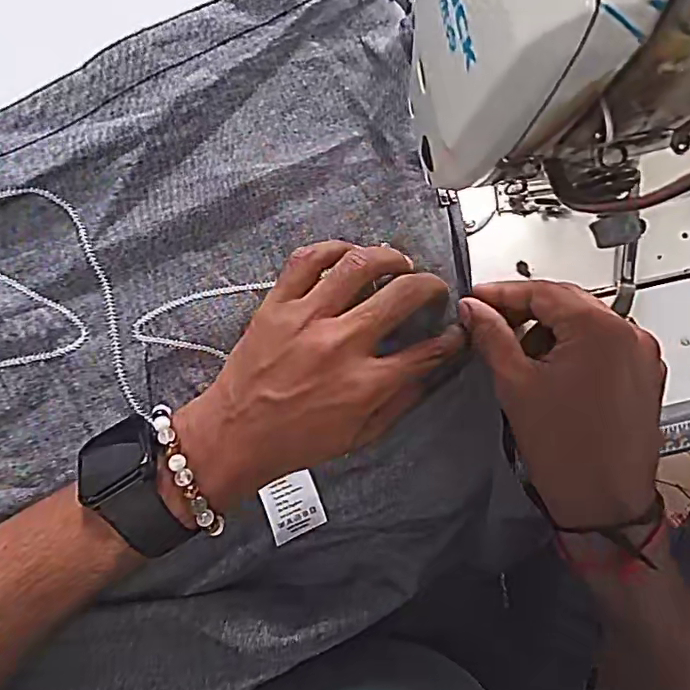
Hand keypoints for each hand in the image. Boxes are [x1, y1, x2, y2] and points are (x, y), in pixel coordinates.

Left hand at [173, 241, 465, 507]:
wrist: (235, 436)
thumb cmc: (293, 440)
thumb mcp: (360, 435)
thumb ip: (400, 402)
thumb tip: (430, 373)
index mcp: (364, 383)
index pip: (427, 351)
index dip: (450, 339)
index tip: (454, 332)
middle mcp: (340, 344)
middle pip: (403, 295)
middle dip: (431, 286)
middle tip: (432, 288)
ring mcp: (307, 319)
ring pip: (360, 265)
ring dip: (390, 257)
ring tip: (399, 262)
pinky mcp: (277, 306)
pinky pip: (308, 260)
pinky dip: (334, 248)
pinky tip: (349, 253)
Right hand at [458, 280, 666, 529]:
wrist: (604, 502)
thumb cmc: (569, 453)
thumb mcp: (515, 384)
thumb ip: (492, 336)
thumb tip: (475, 309)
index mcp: (601, 330)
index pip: (543, 291)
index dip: (502, 293)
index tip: (477, 298)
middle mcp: (630, 336)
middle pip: (566, 302)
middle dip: (524, 310)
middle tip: (489, 322)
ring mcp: (640, 356)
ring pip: (584, 323)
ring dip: (548, 330)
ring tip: (518, 357)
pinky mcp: (643, 375)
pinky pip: (602, 345)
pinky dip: (572, 348)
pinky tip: (547, 370)